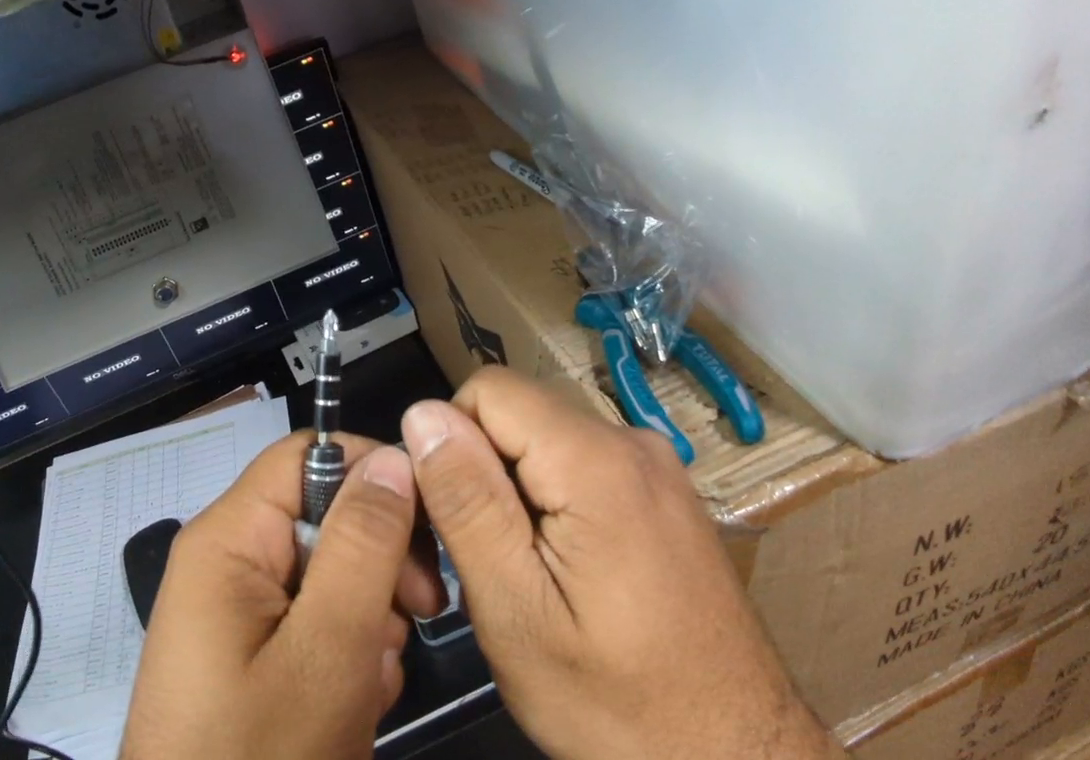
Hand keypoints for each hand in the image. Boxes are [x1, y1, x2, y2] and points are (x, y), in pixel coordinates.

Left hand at [120, 432, 445, 759]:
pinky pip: (314, 622)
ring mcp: (239, 611)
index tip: (429, 523)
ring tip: (372, 677)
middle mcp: (229, 561)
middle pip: (324, 514)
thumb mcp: (326, 650)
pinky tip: (355, 699)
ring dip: (369, 616)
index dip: (372, 471)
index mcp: (229, 538)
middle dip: (378, 559)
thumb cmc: (260, 758)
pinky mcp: (252, 654)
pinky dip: (347, 652)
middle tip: (418, 613)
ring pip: (330, 573)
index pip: (307, 455)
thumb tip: (394, 456)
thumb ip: (363, 546)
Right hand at [401, 368, 840, 759]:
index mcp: (596, 459)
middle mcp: (633, 443)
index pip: (487, 389)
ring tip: (523, 580)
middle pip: (519, 416)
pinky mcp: (667, 499)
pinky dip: (554, 507)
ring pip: (546, 444)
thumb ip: (468, 502)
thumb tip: (422, 413)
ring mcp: (658, 470)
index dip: (451, 444)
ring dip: (515, 495)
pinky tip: (564, 576)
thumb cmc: (617, 700)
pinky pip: (583, 471)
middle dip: (481, 473)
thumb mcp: (517, 609)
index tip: (451, 520)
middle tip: (480, 566)